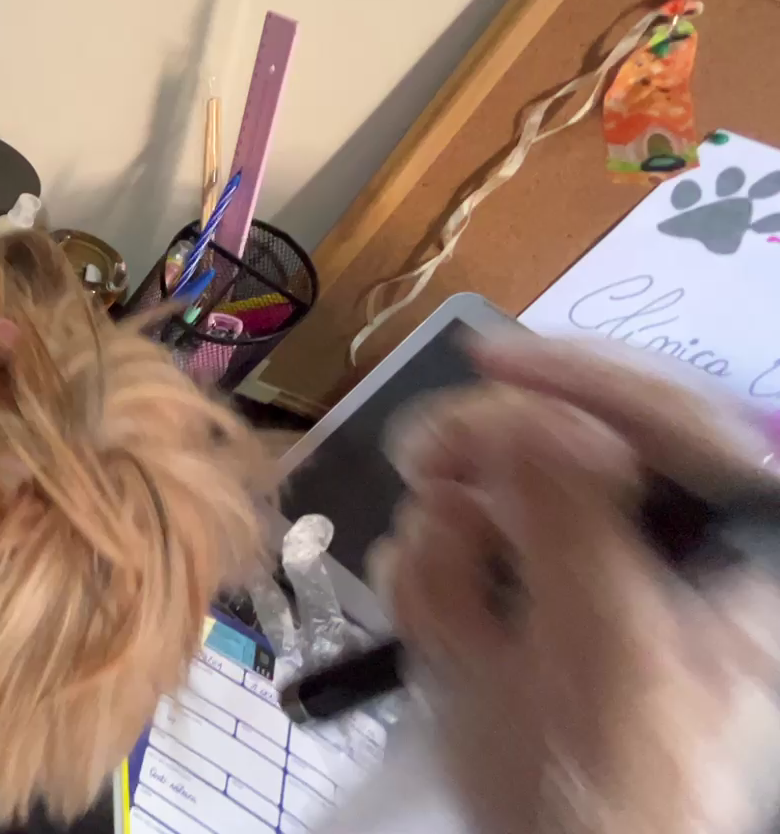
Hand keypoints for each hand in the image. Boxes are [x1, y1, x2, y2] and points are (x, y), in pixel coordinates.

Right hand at [381, 339, 779, 833]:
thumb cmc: (597, 774)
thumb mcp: (603, 658)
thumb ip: (580, 534)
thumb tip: (536, 418)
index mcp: (714, 555)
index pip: (674, 424)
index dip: (583, 376)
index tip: (482, 361)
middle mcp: (636, 541)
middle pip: (546, 437)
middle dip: (473, 459)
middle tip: (424, 477)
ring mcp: (555, 559)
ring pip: (469, 488)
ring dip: (440, 549)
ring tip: (455, 624)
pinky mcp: (491, 578)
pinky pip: (430, 537)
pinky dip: (419, 580)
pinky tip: (444, 634)